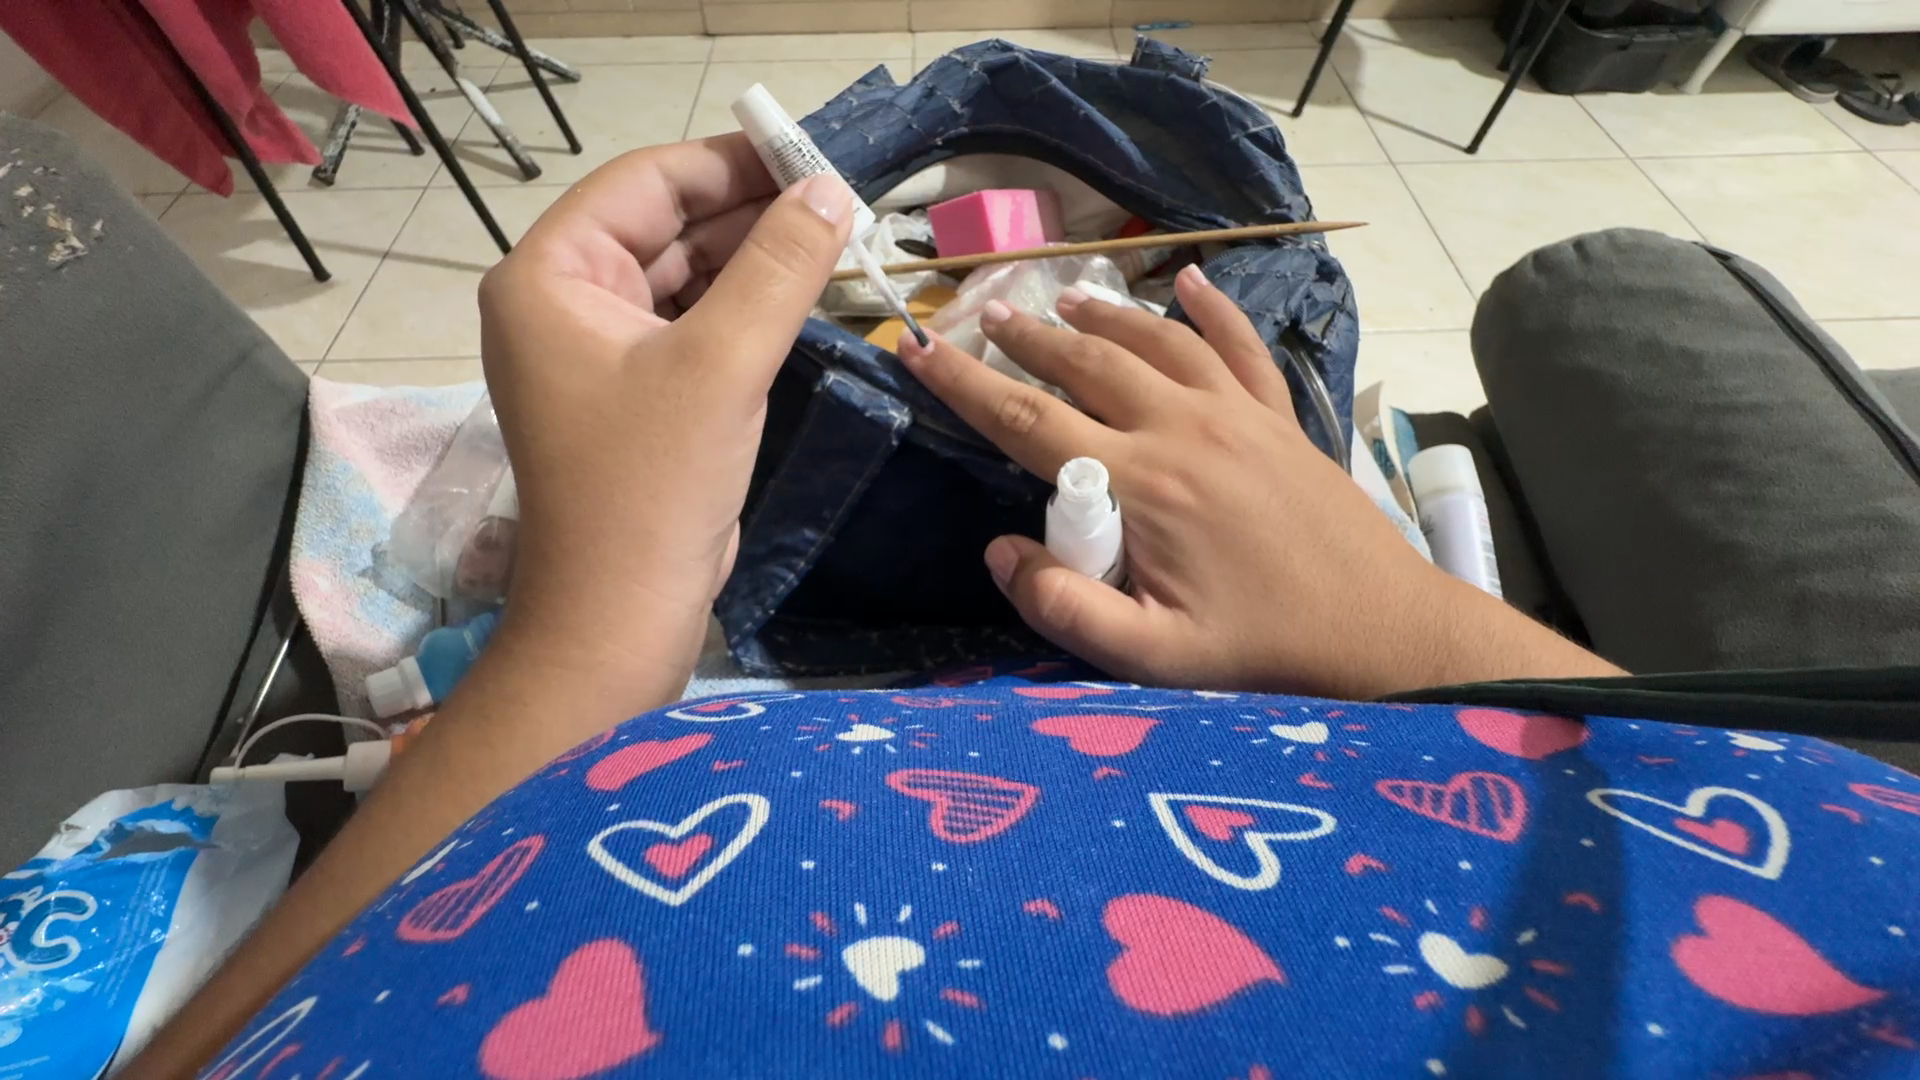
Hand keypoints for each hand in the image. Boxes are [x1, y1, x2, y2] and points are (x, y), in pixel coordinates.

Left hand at [117, 141, 858, 1079]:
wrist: (628, 607)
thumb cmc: (656, 483)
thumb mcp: (723, 364)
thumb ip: (779, 270)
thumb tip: (832, 192)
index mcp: (554, 276)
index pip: (647, 184)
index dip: (730, 164)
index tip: (810, 157)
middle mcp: (569, 304)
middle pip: (668, 229)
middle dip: (750, 215)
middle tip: (836, 203)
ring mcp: (607, 353)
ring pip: (688, 281)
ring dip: (754, 264)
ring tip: (832, 243)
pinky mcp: (644, 396)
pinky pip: (698, 331)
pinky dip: (747, 313)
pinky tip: (800, 300)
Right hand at [895, 267, 1619, 698]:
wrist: (1379, 630)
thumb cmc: (1258, 646)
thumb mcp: (1149, 654)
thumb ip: (1063, 605)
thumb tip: (998, 550)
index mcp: (1141, 482)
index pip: (1029, 420)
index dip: (965, 384)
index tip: (921, 349)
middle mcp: (1182, 428)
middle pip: (1085, 364)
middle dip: (1025, 338)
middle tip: (984, 313)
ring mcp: (1236, 414)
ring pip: (1154, 342)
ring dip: (1100, 316)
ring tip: (1058, 299)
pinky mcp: (1278, 417)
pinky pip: (1240, 347)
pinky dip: (1211, 310)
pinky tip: (1190, 280)